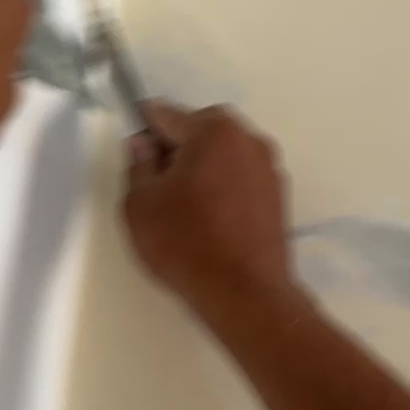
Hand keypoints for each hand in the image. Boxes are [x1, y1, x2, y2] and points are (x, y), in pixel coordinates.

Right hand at [122, 101, 298, 305]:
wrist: (244, 295)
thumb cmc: (184, 242)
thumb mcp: (139, 203)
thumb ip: (137, 165)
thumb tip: (143, 145)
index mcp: (213, 130)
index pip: (165, 114)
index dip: (142, 131)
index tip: (132, 156)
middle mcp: (248, 139)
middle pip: (197, 132)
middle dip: (173, 151)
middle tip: (153, 188)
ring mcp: (268, 168)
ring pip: (220, 157)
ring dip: (198, 171)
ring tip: (180, 210)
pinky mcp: (278, 197)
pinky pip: (237, 180)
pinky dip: (219, 190)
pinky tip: (205, 223)